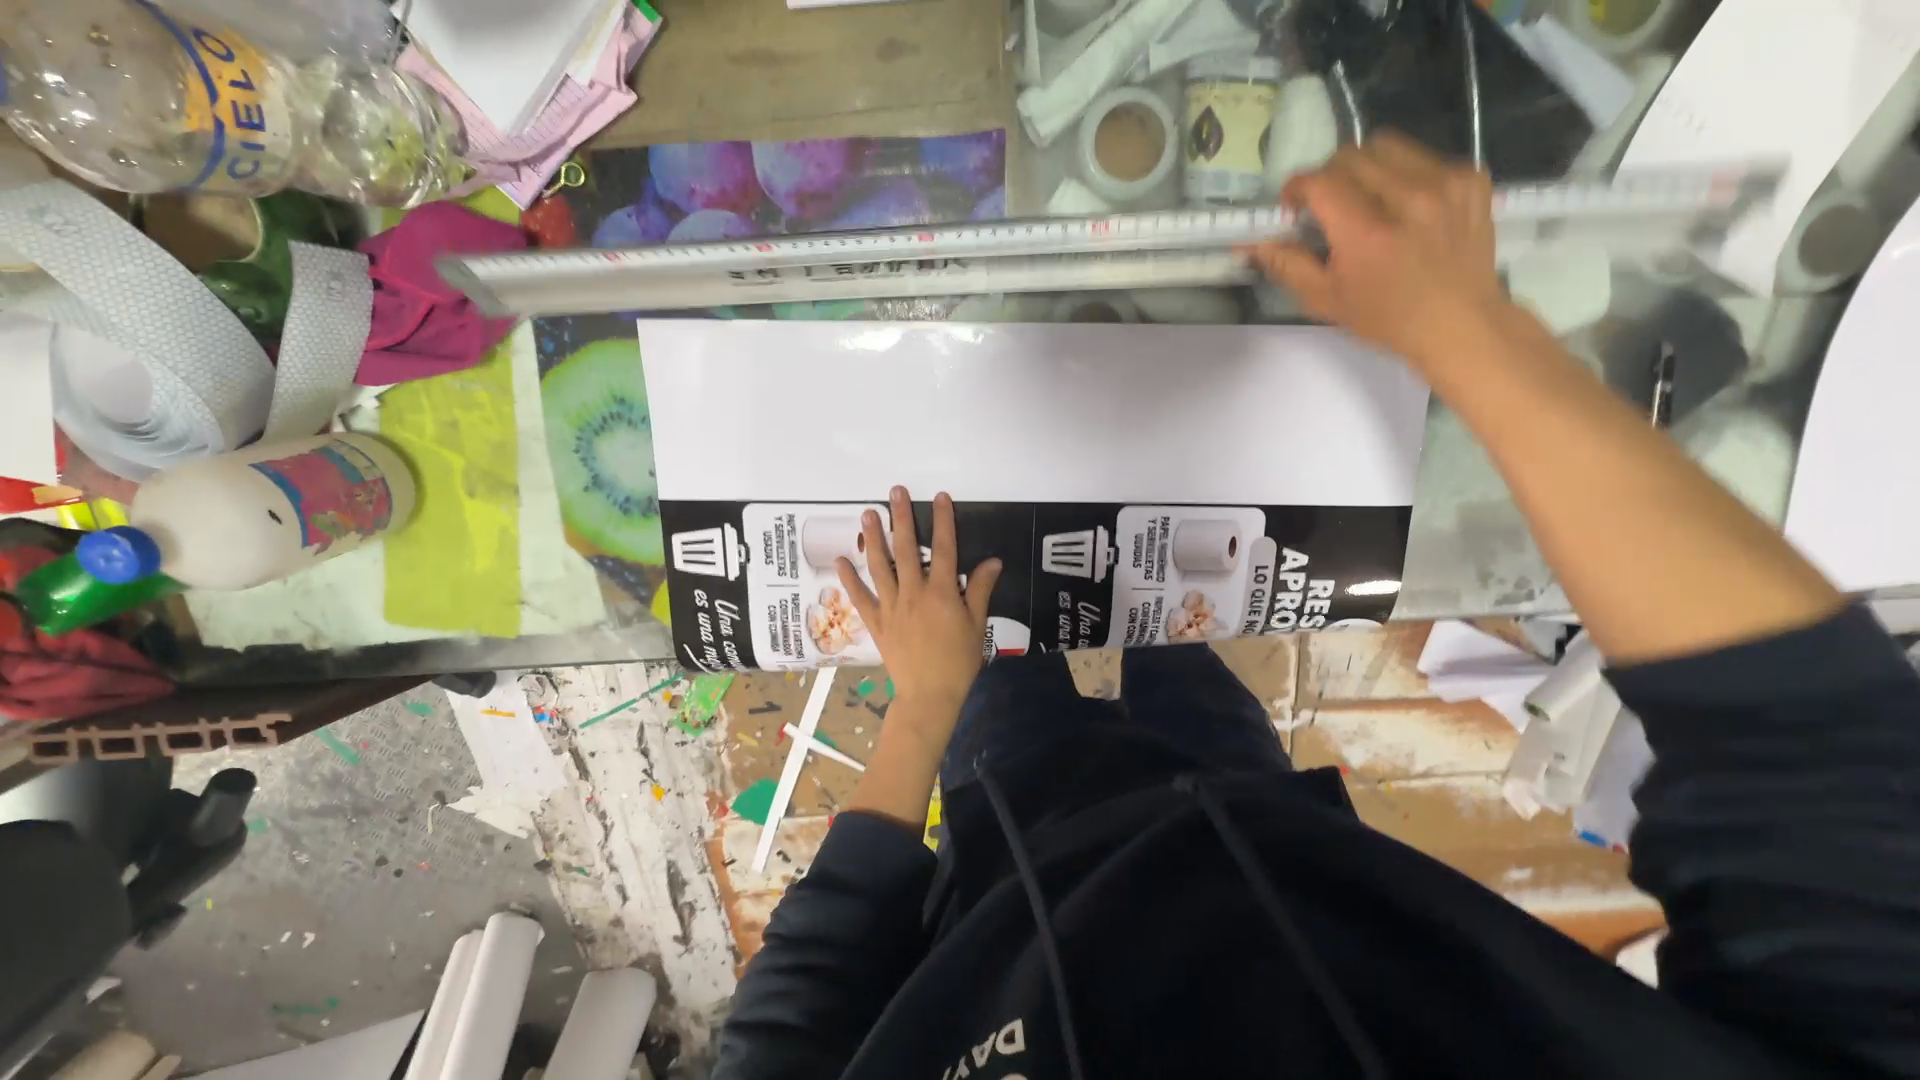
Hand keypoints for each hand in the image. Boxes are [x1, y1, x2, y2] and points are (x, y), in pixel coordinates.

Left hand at [838, 487, 1002, 723]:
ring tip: (867, 514)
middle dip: (902, 518)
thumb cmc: (959, 662)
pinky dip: (849, 579)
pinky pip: (860, 597)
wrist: (929, 695)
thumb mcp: (977, 625)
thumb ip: (981, 591)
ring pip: (880, 566)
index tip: (940, 497)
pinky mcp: (876, 622)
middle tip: (895, 492)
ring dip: (873, 538)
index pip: (946, 549)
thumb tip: (992, 561)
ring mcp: (892, 607)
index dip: (944, 521)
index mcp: (943, 593)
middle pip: (908, 549)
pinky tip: (841, 559)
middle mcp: (914, 593)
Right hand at [1247, 132, 1512, 373]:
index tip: (1294, 204)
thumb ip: (1287, 265)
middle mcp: (1408, 198)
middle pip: (1351, 155)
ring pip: (1387, 146)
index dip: (1298, 187)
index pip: (1320, 181)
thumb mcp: (1326, 299)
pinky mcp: (1470, 178)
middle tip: (1329, 204)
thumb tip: (1253, 244)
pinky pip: (1424, 157)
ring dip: (1367, 168)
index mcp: (1367, 233)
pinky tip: (1407, 207)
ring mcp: (1445, 184)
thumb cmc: (1386, 317)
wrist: (1459, 322)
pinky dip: (1406, 175)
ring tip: (1368, 199)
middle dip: (1330, 176)